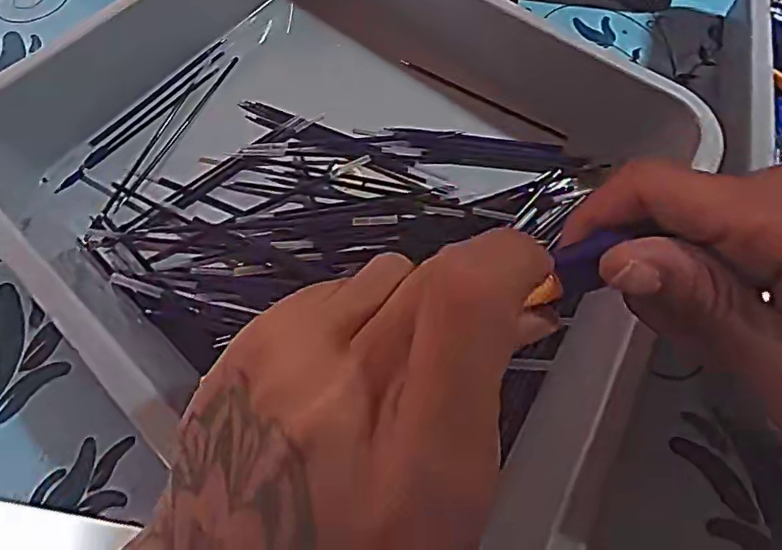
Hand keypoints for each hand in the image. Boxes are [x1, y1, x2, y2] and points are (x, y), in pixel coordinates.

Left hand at [133, 228, 557, 549]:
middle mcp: (336, 390)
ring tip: (393, 362)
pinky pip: (336, 285)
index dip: (508, 261)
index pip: (462, 298)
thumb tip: (521, 305)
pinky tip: (342, 365)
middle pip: (430, 272)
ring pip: (387, 270)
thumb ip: (486, 392)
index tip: (532, 270)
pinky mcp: (250, 332)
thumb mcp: (449, 493)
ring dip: (408, 302)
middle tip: (473, 328)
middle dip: (469, 287)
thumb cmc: (360, 546)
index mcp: (408, 457)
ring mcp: (282, 353)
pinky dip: (357, 313)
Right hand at [561, 160, 781, 533]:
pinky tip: (734, 326)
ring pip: (689, 214)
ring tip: (701, 344)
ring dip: (669, 269)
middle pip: (667, 197)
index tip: (568, 276)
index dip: (597, 219)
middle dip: (634, 254)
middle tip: (652, 335)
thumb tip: (613, 257)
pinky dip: (701, 271)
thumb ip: (705, 313)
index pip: (652, 184)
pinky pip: (721, 228)